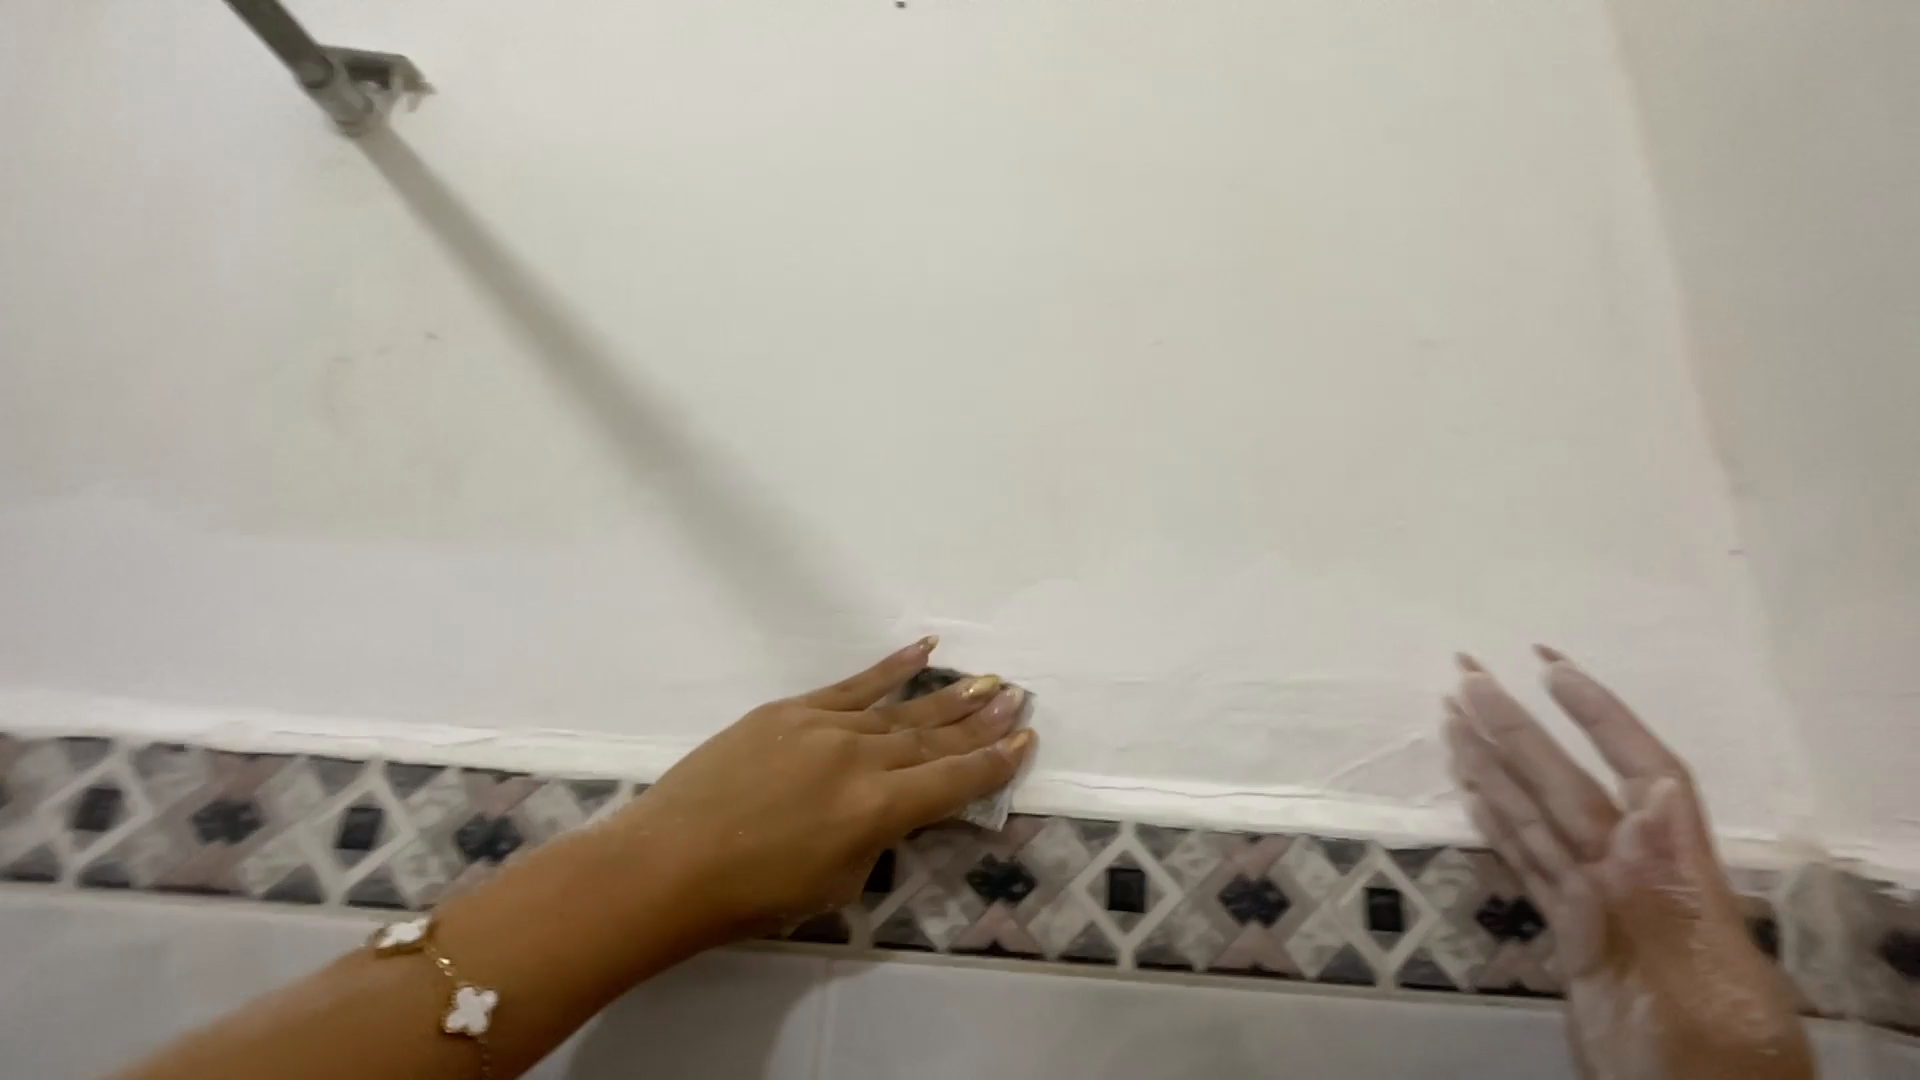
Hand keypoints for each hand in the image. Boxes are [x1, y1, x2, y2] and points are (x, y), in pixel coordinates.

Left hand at [612, 637, 1034, 942]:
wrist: (668, 862)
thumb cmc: (752, 895)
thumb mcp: (837, 883)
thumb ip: (877, 836)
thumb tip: (895, 803)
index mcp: (876, 810)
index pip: (953, 780)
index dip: (994, 763)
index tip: (1026, 739)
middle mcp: (861, 759)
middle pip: (935, 737)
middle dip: (981, 720)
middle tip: (1016, 697)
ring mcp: (826, 726)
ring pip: (901, 709)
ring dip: (948, 696)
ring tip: (987, 680)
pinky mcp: (793, 709)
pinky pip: (853, 684)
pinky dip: (891, 667)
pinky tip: (924, 649)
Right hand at [1443, 648, 1812, 1079]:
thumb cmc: (1708, 1071)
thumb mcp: (1703, 991)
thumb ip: (1669, 895)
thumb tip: (1653, 799)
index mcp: (1674, 886)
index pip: (1642, 777)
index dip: (1601, 717)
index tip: (1548, 666)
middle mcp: (1631, 881)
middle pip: (1565, 788)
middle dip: (1517, 728)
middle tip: (1464, 675)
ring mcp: (1595, 905)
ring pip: (1535, 817)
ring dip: (1493, 764)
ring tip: (1451, 716)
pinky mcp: (1567, 934)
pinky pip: (1524, 862)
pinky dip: (1494, 822)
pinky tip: (1471, 791)